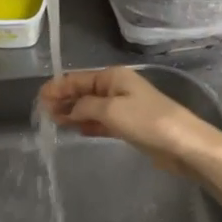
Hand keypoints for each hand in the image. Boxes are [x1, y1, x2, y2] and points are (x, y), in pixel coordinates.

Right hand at [38, 67, 221, 174]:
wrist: (183, 144)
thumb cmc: (147, 121)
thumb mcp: (111, 110)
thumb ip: (85, 106)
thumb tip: (68, 107)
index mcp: (113, 76)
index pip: (78, 79)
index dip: (57, 87)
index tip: (39, 99)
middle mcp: (117, 88)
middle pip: (83, 91)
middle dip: (63, 100)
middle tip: (42, 113)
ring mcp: (124, 107)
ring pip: (91, 107)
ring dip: (73, 113)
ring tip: (54, 122)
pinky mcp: (129, 126)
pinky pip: (101, 121)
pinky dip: (87, 124)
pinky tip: (75, 129)